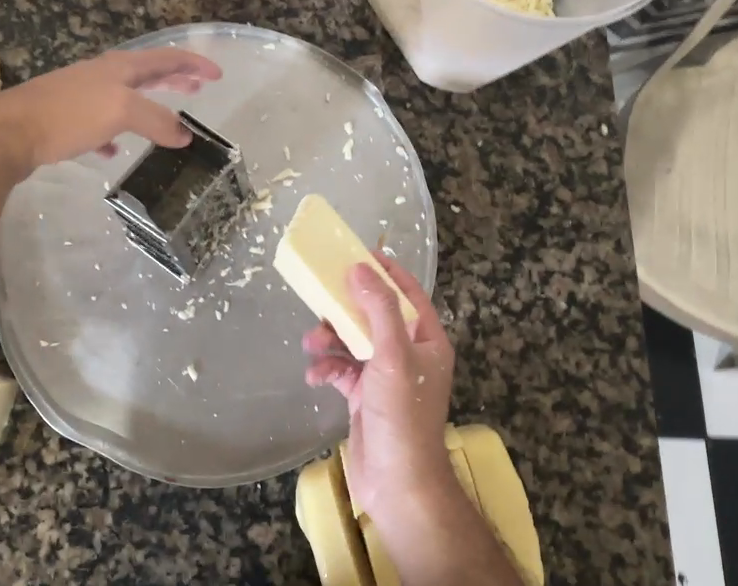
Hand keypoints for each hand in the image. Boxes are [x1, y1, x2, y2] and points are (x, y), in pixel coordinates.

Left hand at [0, 47, 221, 174]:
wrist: (7, 132)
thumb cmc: (68, 115)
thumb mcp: (121, 112)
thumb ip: (157, 120)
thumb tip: (184, 134)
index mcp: (120, 67)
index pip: (166, 58)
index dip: (194, 64)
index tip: (218, 75)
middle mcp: (102, 74)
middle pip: (147, 73)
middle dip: (174, 80)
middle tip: (198, 89)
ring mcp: (81, 95)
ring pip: (124, 96)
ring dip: (149, 105)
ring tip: (165, 121)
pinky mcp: (64, 118)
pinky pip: (99, 122)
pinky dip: (114, 132)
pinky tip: (113, 150)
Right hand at [301, 253, 456, 524]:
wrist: (398, 483)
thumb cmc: (403, 415)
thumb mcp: (393, 355)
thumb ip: (378, 308)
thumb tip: (360, 268)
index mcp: (426, 339)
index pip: (408, 294)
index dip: (387, 272)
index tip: (360, 253)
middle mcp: (408, 353)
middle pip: (374, 315)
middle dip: (346, 309)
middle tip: (322, 298)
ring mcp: (385, 376)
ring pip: (353, 342)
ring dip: (330, 339)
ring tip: (311, 344)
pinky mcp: (365, 396)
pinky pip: (342, 370)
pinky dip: (326, 368)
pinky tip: (314, 375)